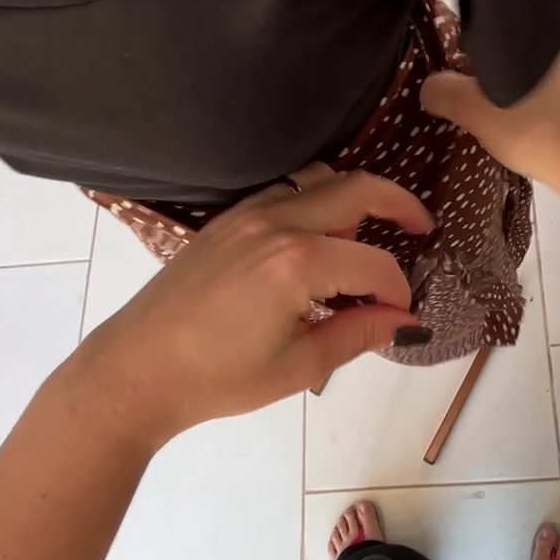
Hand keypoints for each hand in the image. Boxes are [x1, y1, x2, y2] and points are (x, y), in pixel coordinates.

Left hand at [64, 165, 433, 447]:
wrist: (136, 371)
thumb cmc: (217, 379)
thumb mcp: (298, 366)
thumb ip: (359, 334)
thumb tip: (406, 322)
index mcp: (297, 263)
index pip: (373, 264)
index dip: (398, 290)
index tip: (403, 316)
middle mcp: (277, 223)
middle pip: (357, 190)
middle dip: (400, 204)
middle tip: (423, 226)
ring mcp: (249, 213)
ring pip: (321, 180)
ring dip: (354, 198)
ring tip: (366, 235)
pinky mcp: (228, 219)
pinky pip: (287, 191)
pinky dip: (315, 201)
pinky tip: (315, 238)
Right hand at [420, 39, 559, 193]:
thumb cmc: (542, 133)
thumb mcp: (479, 112)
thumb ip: (446, 92)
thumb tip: (432, 86)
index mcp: (546, 35)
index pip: (497, 31)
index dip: (469, 53)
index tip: (457, 82)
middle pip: (516, 57)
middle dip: (492, 80)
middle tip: (475, 108)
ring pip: (537, 82)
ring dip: (516, 101)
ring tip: (503, 128)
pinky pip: (558, 103)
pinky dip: (540, 116)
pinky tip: (534, 139)